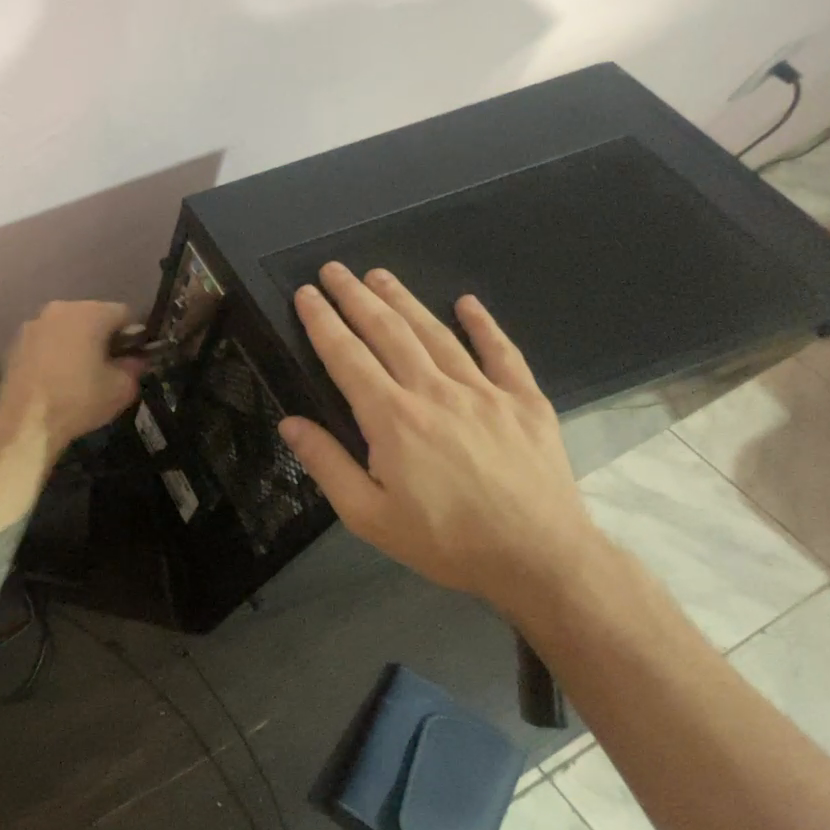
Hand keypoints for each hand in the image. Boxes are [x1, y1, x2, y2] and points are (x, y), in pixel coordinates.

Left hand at [0, 301, 144, 457]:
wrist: (25, 421)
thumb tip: (134, 360)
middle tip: (106, 367)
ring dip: (76, 344)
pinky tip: (54, 378)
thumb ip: (134, 367)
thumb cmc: (78, 400)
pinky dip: (53, 353)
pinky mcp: (14, 343)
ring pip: (65, 328)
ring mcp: (33, 324)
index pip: (124, 314)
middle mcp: (59, 309)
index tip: (131, 359)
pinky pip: (44, 342)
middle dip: (102, 337)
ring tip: (78, 375)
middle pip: (92, 317)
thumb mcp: (121, 388)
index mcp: (90, 312)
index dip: (133, 337)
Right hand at [278, 263, 604, 608]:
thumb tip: (290, 423)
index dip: (323, 322)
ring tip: (380, 276)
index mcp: (391, 418)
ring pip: (437, 334)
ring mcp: (485, 393)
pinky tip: (467, 303)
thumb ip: (326, 464)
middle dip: (356, 298)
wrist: (540, 559)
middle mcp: (435, 392)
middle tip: (334, 270)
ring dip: (405, 301)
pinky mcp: (525, 403)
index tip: (306, 295)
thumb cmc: (444, 540)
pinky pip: (502, 353)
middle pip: (388, 332)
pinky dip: (484, 325)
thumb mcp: (366, 515)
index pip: (347, 357)